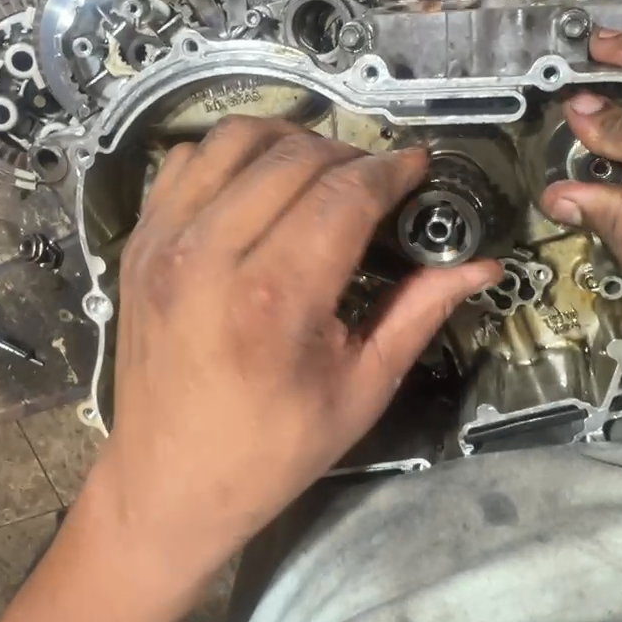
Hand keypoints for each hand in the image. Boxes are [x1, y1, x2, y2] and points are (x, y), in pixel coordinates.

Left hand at [86, 117, 498, 584]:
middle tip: (376, 182)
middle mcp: (210, 254)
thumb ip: (418, 313)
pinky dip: (230, 155)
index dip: (390, 171)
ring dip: (290, 140)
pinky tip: (257, 185)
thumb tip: (482, 265)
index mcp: (273, 298)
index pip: (344, 195)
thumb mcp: (360, 391)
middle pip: (294, 157)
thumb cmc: (271, 451)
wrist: (167, 482)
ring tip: (322, 172)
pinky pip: (186, 159)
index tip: (417, 167)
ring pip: (236, 140)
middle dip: (349, 155)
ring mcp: (164, 241)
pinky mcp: (139, 241)